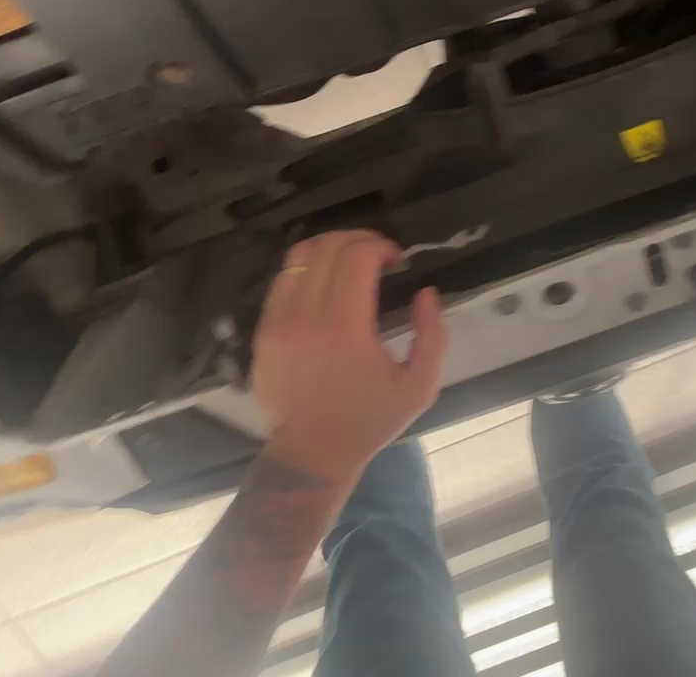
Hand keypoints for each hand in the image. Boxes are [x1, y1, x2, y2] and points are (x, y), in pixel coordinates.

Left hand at [249, 230, 447, 483]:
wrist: (312, 455)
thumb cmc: (369, 420)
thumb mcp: (420, 385)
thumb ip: (433, 335)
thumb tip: (426, 293)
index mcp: (345, 328)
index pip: (356, 256)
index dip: (380, 246)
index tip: (396, 259)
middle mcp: (305, 317)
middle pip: (327, 247)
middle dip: (358, 239)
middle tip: (378, 254)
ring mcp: (277, 322)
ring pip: (299, 257)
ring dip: (329, 248)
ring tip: (350, 262)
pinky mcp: (263, 331)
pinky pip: (282, 281)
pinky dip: (307, 270)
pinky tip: (325, 285)